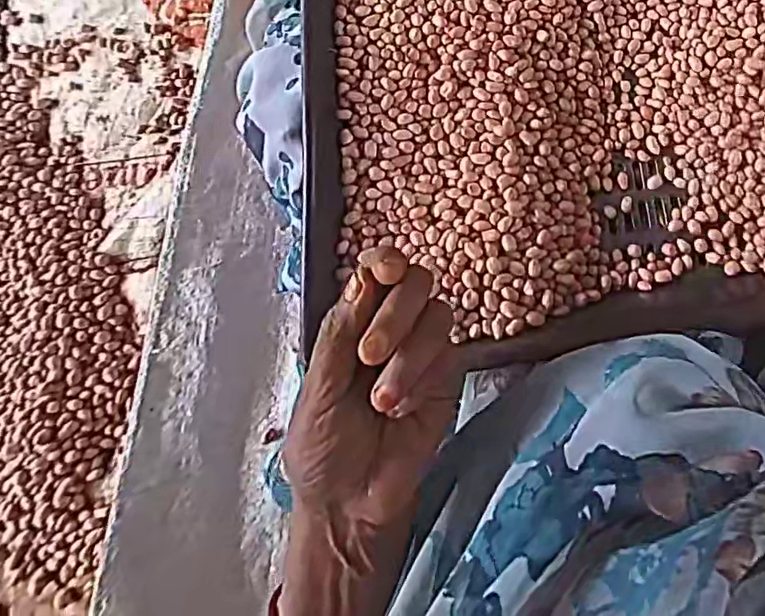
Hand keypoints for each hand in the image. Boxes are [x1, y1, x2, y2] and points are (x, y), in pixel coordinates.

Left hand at [284, 248, 460, 532]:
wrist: (349, 504)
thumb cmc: (322, 446)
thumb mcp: (317, 390)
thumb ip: (339, 333)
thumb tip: (363, 279)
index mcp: (356, 319)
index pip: (377, 271)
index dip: (384, 260)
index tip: (384, 270)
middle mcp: (394, 324)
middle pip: (415, 281)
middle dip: (395, 312)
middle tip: (369, 354)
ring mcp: (424, 348)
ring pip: (437, 312)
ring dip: (408, 350)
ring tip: (381, 398)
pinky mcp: (446, 375)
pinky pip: (448, 352)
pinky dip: (421, 375)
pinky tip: (401, 407)